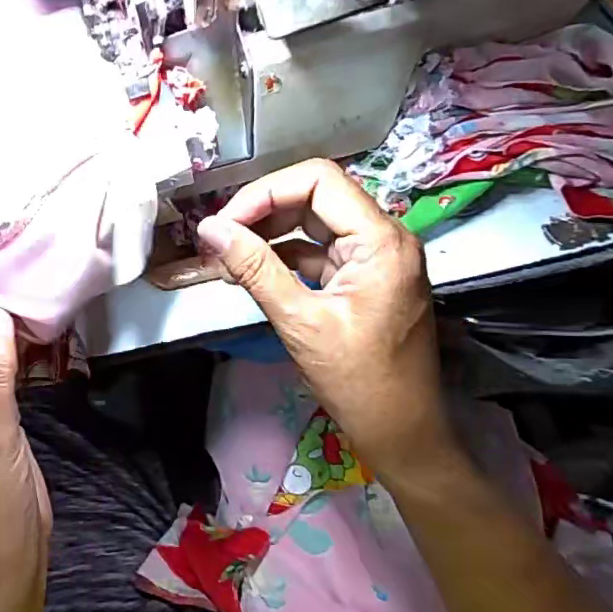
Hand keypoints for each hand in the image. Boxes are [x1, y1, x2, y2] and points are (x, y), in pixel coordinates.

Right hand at [197, 159, 455, 477]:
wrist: (402, 431)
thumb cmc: (359, 381)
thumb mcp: (300, 321)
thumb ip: (254, 268)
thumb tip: (210, 229)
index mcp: (380, 240)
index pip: (318, 180)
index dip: (265, 193)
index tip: (226, 223)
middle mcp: (383, 237)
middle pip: (314, 196)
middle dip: (261, 212)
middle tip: (219, 237)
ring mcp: (374, 257)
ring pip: (312, 221)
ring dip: (267, 233)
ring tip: (226, 255)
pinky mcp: (362, 277)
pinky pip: (316, 249)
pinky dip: (281, 255)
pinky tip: (249, 270)